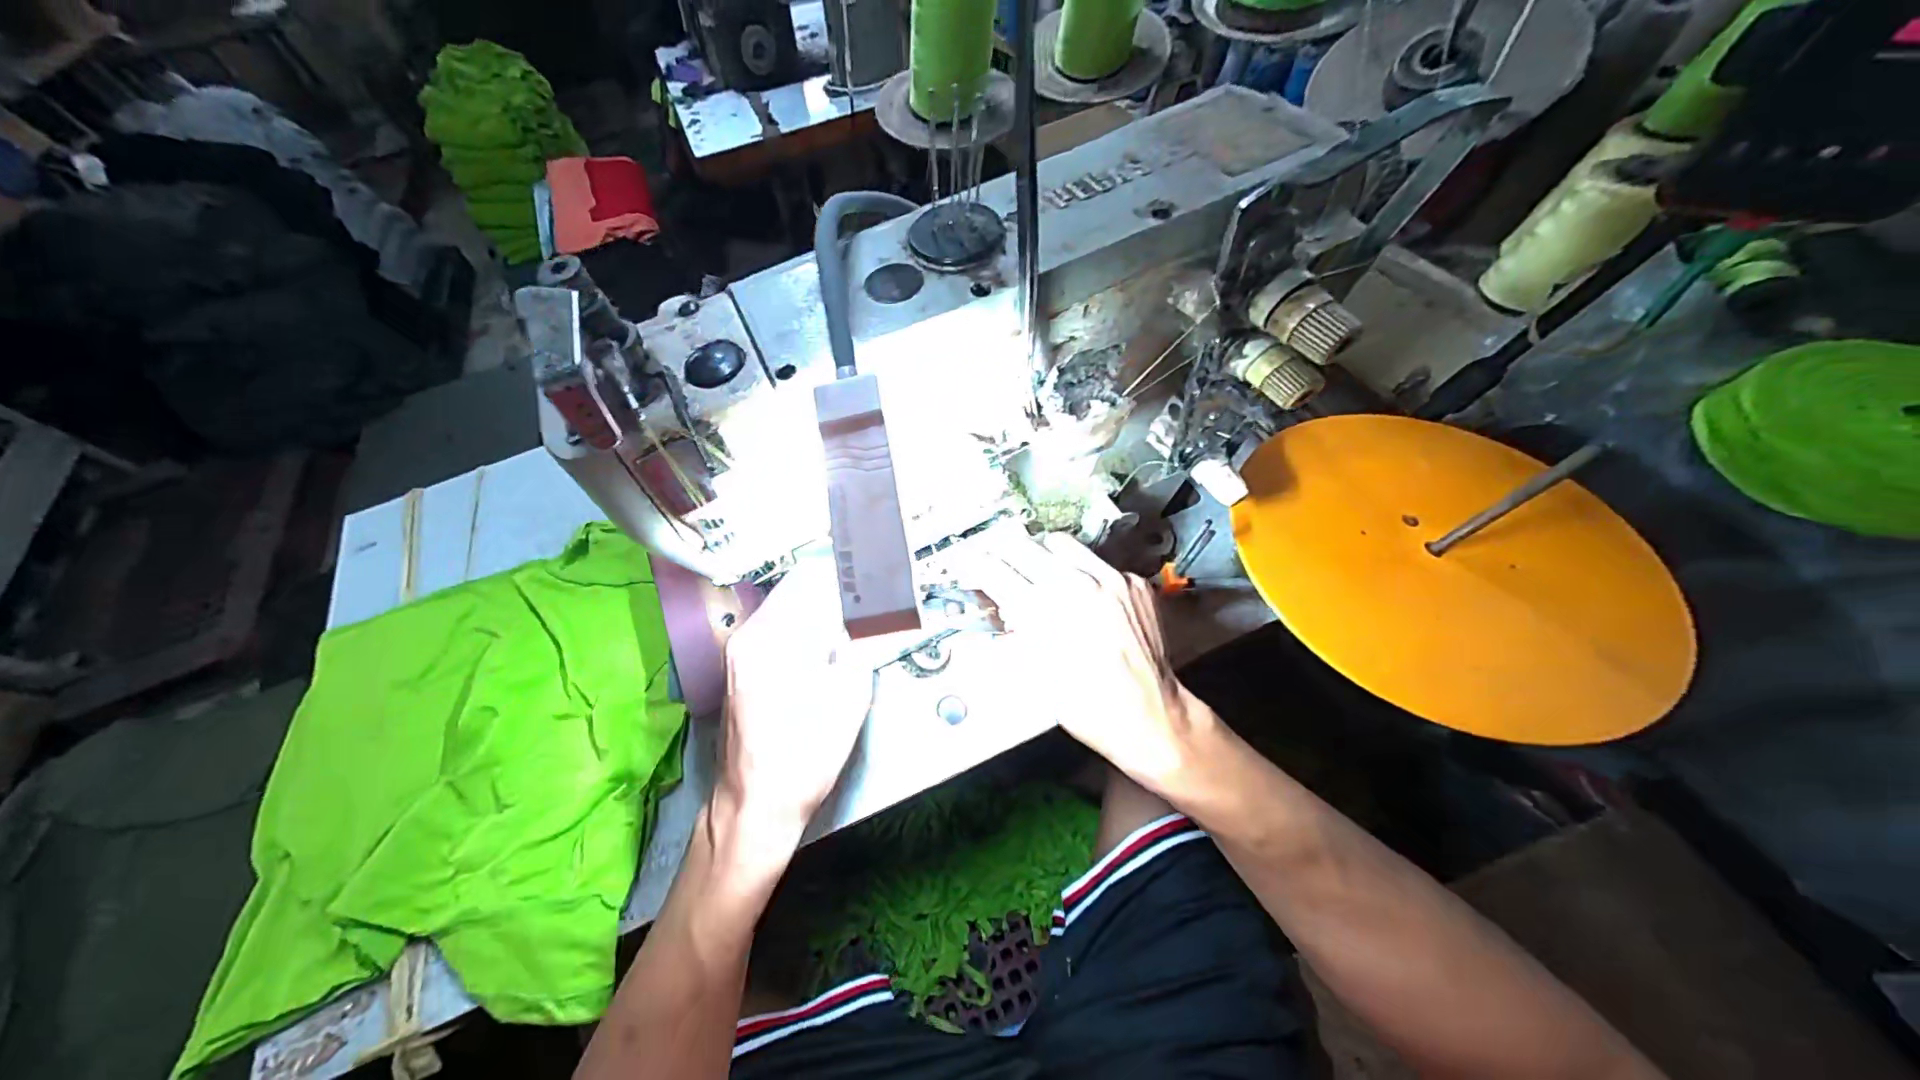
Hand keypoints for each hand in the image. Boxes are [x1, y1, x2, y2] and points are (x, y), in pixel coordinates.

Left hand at [715, 558, 877, 857]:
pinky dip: (810, 631)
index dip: (850, 575)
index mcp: (769, 636)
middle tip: (876, 601)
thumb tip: (869, 610)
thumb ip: (858, 642)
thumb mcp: (847, 695)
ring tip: (862, 622)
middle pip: (798, 591)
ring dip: (826, 611)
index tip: (878, 577)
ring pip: (790, 611)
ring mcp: (741, 654)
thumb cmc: (802, 757)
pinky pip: (781, 633)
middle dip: (840, 592)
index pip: (812, 579)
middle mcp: (748, 637)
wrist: (756, 807)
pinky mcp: (744, 671)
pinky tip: (834, 647)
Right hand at [967, 533, 1214, 796]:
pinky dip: (1081, 573)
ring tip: (1036, 575)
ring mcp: (1112, 581)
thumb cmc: (1094, 708)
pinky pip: (1097, 562)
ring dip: (1042, 555)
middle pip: (1025, 546)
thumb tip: (1000, 611)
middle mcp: (1080, 586)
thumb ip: (1014, 633)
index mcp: (1047, 611)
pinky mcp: (1134, 584)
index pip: (996, 571)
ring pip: (1062, 545)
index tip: (970, 567)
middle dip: (1004, 555)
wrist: (1150, 717)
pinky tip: (1078, 596)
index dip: (976, 568)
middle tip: (996, 565)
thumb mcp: (1035, 673)